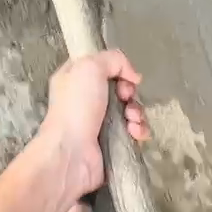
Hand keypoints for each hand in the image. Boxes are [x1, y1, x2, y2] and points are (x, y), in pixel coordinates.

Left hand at [39, 50, 148, 197]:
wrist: (72, 152)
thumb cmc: (76, 105)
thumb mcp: (90, 66)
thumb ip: (114, 59)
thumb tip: (132, 76)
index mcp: (74, 78)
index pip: (102, 66)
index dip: (117, 69)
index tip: (124, 77)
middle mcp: (85, 99)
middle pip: (119, 88)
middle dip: (130, 92)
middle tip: (126, 98)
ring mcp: (98, 122)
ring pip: (129, 110)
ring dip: (137, 112)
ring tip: (132, 120)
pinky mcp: (111, 142)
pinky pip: (133, 131)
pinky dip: (138, 130)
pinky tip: (135, 133)